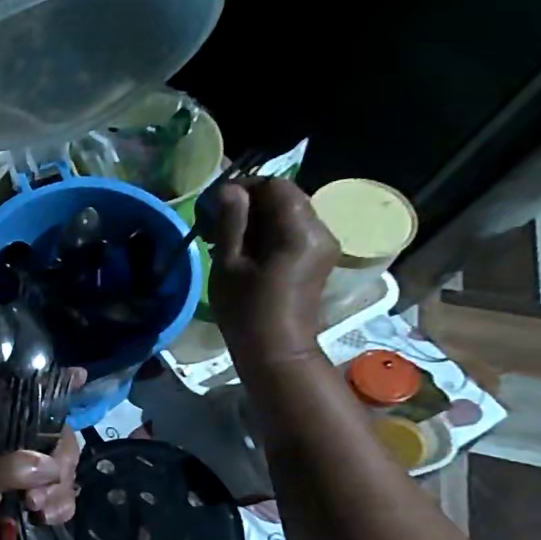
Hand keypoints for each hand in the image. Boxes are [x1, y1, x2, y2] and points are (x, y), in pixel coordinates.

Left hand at [0, 420, 82, 539]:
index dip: (61, 414)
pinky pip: (65, 499)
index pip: (43, 414)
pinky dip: (61, 509)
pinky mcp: (41, 502)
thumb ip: (9, 468)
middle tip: (34, 498)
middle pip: (64, 447)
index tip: (77, 398)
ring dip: (59, 495)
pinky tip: (45, 520)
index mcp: (7, 432)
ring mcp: (34, 476)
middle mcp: (25, 449)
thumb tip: (51, 466)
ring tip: (36, 511)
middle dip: (59, 473)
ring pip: (67, 475)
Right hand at [208, 177, 340, 369]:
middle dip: (252, 202)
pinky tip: (248, 250)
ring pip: (291, 213)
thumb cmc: (247, 312)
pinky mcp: (320, 258)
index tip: (216, 203)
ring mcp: (324, 245)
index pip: (276, 186)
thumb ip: (231, 222)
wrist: (277, 353)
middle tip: (219, 220)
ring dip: (260, 217)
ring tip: (229, 237)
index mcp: (299, 231)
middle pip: (287, 197)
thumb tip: (229, 190)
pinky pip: (295, 231)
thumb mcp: (229, 265)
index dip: (245, 187)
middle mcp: (321, 231)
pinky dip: (271, 232)